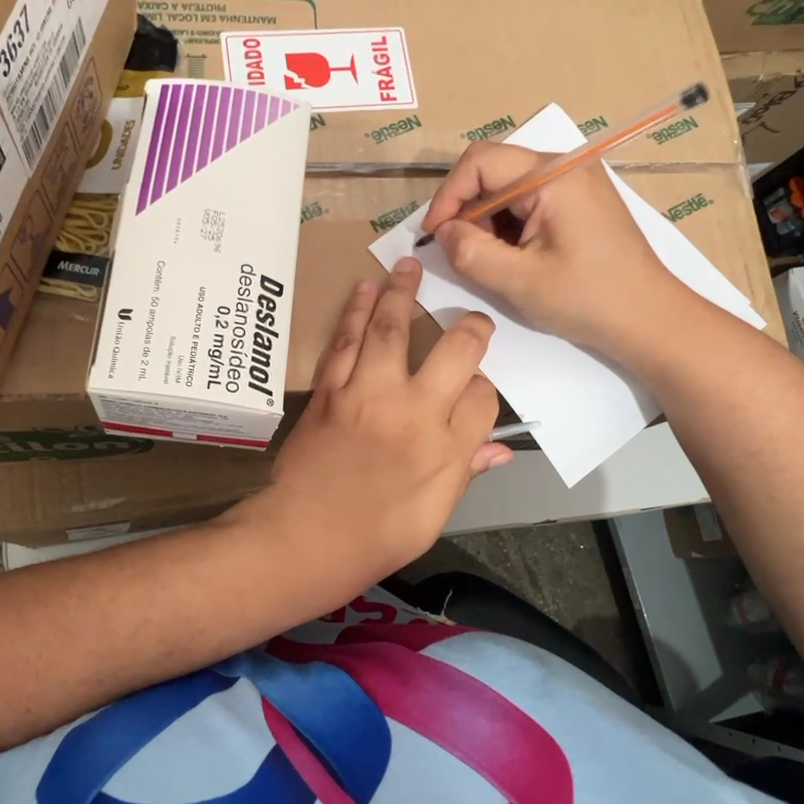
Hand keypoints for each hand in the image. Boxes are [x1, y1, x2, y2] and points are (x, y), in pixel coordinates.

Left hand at [237, 259, 509, 573]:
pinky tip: (363, 289)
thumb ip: (465, 473)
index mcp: (446, 448)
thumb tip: (498, 450)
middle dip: (470, 328)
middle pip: (454, 351)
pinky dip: (354, 312)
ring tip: (408, 264)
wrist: (305, 538)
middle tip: (472, 317)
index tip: (476, 388)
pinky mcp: (330, 391)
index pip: (484, 398)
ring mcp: (368, 396)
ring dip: (401, 294)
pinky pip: (345, 342)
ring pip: (391, 331)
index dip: (485, 387)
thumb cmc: (376, 538)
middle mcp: (413, 412)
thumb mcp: (433, 516)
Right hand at [421, 141, 694, 357]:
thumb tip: (441, 233)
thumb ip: (469, 252)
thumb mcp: (518, 281)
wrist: (648, 319)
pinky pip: (526, 201)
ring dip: (486, 222)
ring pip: (506, 188)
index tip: (434, 235)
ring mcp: (574, 182)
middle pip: (492, 171)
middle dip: (467, 211)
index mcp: (554, 175)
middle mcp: (565, 166)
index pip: (480, 162)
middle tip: (462, 253)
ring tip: (490, 262)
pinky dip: (507, 226)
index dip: (448, 196)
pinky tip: (512, 258)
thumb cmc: (588, 299)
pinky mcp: (577, 201)